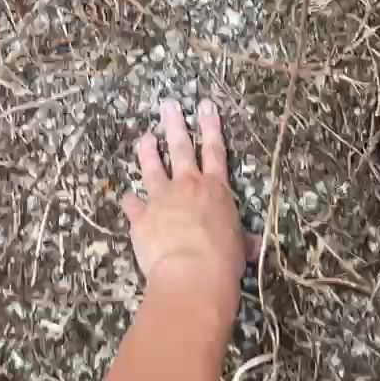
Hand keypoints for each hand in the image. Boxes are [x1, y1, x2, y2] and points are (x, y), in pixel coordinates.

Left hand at [122, 99, 251, 317]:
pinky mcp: (141, 218)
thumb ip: (242, 241)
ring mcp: (162, 199)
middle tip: (168, 105)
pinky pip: (133, 205)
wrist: (191, 275)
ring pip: (153, 168)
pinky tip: (126, 196)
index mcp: (216, 189)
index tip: (205, 106)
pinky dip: (131, 201)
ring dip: (148, 152)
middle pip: (181, 149)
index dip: (211, 127)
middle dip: (175, 125)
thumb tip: (253, 247)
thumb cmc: (223, 259)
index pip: (215, 150)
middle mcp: (188, 186)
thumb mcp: (239, 247)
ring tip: (145, 137)